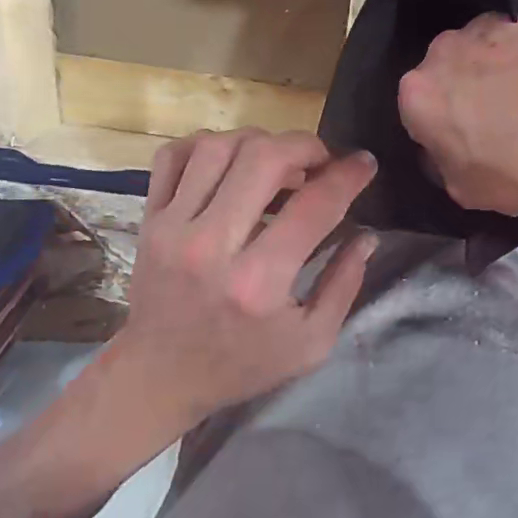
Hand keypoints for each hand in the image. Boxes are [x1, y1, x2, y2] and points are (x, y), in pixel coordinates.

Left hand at [116, 129, 377, 422]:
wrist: (160, 375)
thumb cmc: (242, 364)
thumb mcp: (310, 344)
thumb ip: (344, 285)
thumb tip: (367, 234)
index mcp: (258, 283)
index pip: (314, 206)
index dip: (348, 176)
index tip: (363, 164)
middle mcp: (212, 246)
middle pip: (263, 158)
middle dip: (305, 145)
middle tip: (321, 160)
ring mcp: (173, 227)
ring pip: (218, 147)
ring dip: (259, 142)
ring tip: (278, 162)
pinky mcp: (150, 219)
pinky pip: (174, 155)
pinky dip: (207, 144)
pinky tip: (231, 161)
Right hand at [397, 8, 517, 219]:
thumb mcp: (463, 191)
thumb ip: (439, 160)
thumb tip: (440, 145)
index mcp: (419, 93)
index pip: (416, 104)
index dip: (438, 121)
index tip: (461, 136)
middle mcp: (447, 49)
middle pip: (447, 64)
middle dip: (464, 84)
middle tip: (496, 113)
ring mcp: (497, 27)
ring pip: (486, 42)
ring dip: (498, 61)